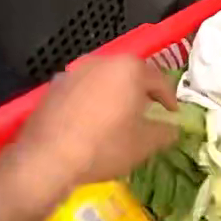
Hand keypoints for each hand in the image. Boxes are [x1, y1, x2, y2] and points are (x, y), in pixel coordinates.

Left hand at [8, 55, 179, 192]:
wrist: (48, 158)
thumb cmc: (105, 146)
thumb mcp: (145, 144)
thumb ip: (165, 132)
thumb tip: (172, 129)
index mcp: (130, 69)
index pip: (159, 80)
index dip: (169, 98)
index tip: (173, 113)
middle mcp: (102, 62)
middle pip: (130, 74)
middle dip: (141, 91)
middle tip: (148, 111)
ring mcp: (74, 72)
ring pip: (104, 80)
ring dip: (115, 94)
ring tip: (119, 115)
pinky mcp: (53, 87)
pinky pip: (82, 90)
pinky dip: (92, 100)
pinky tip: (92, 121)